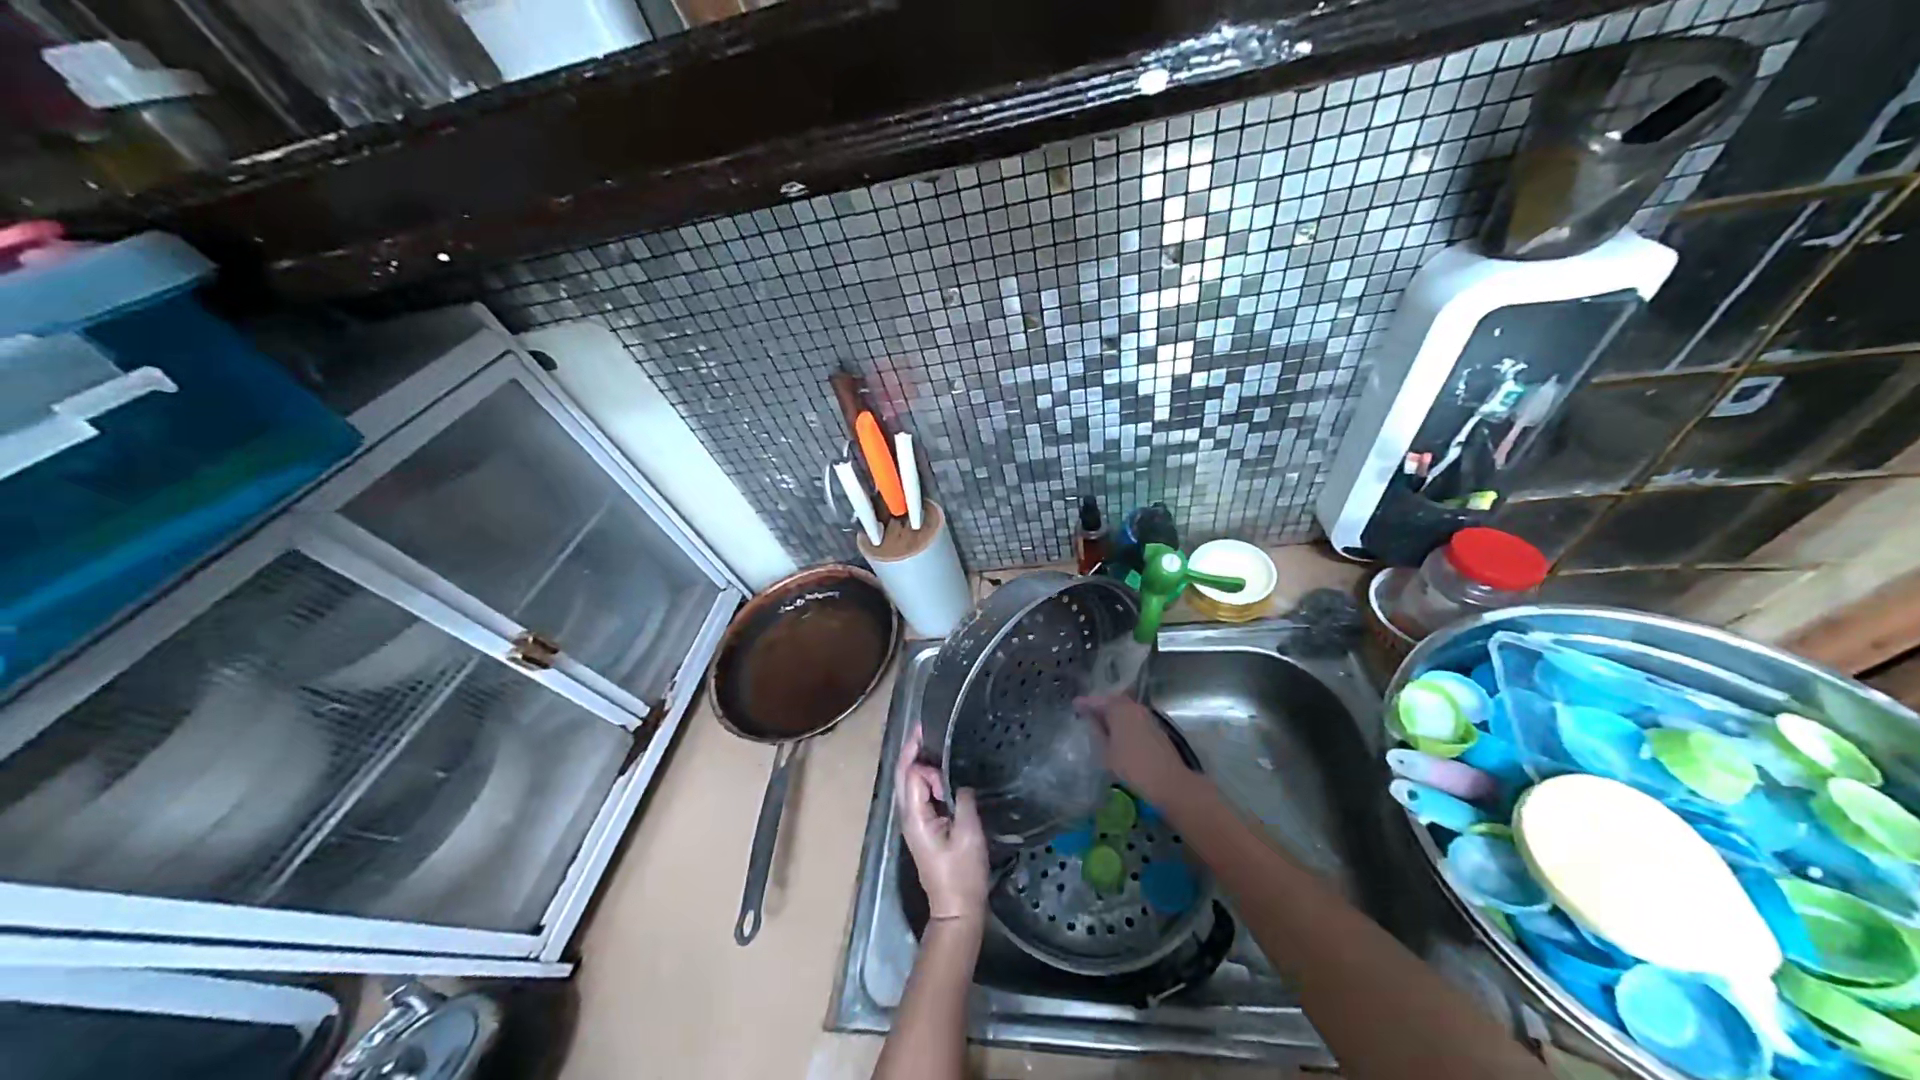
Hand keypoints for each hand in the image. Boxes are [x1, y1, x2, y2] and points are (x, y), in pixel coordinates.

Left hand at [895, 724, 987, 923]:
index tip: (942, 753)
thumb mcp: (969, 835)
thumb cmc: (962, 874)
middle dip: (911, 751)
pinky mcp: (923, 828)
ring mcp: (914, 823)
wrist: (956, 909)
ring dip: (917, 763)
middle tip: (924, 728)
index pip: (911, 776)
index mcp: (915, 816)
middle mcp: (908, 816)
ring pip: (908, 785)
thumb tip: (960, 781)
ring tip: (933, 744)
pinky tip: (940, 773)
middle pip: (902, 776)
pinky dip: (926, 778)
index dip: (925, 763)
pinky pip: (918, 795)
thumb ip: (964, 801)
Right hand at [1074, 693, 1190, 804]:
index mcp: (1120, 709)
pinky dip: (1124, 722)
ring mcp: (1148, 717)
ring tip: (1100, 724)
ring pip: (1126, 710)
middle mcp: (1135, 708)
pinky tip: (1118, 733)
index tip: (1074, 705)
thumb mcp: (1106, 752)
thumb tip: (1090, 720)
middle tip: (1087, 713)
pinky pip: (1134, 718)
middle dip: (1100, 705)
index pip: (1098, 701)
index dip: (1085, 703)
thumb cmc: (1132, 766)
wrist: (1168, 782)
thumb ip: (1096, 732)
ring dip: (1113, 714)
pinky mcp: (1156, 729)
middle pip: (1114, 701)